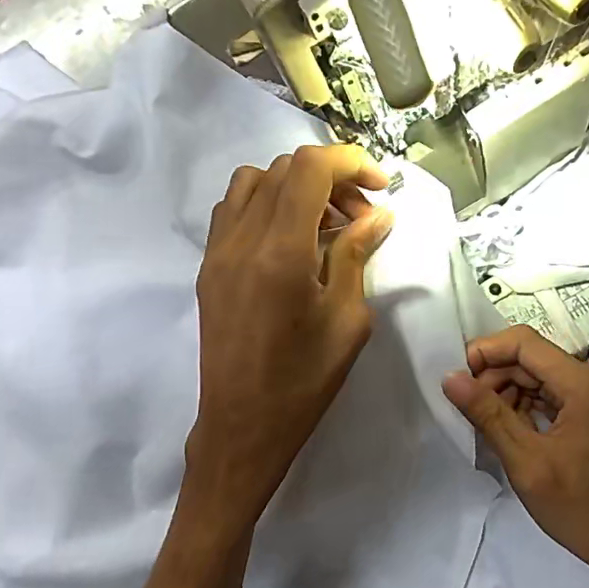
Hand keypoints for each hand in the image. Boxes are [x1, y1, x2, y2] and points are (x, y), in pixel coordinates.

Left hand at [186, 144, 394, 530]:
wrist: (242, 425)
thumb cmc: (304, 381)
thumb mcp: (347, 320)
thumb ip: (356, 255)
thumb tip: (376, 215)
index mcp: (280, 252)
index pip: (309, 169)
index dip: (350, 162)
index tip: (380, 185)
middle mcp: (241, 239)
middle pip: (284, 169)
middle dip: (331, 178)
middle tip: (362, 216)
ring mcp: (217, 251)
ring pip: (253, 181)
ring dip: (295, 187)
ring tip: (325, 223)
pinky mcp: (208, 266)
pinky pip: (232, 208)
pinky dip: (265, 203)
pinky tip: (289, 239)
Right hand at [441, 325, 588, 587]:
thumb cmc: (580, 507)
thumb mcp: (526, 461)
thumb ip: (487, 414)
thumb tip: (450, 378)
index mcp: (581, 384)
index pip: (524, 342)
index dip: (485, 352)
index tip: (455, 379)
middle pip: (529, 357)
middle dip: (492, 376)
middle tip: (465, 409)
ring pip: (534, 376)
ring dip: (504, 392)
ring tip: (481, 424)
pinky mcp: (586, 415)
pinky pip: (545, 396)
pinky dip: (520, 406)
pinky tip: (502, 429)